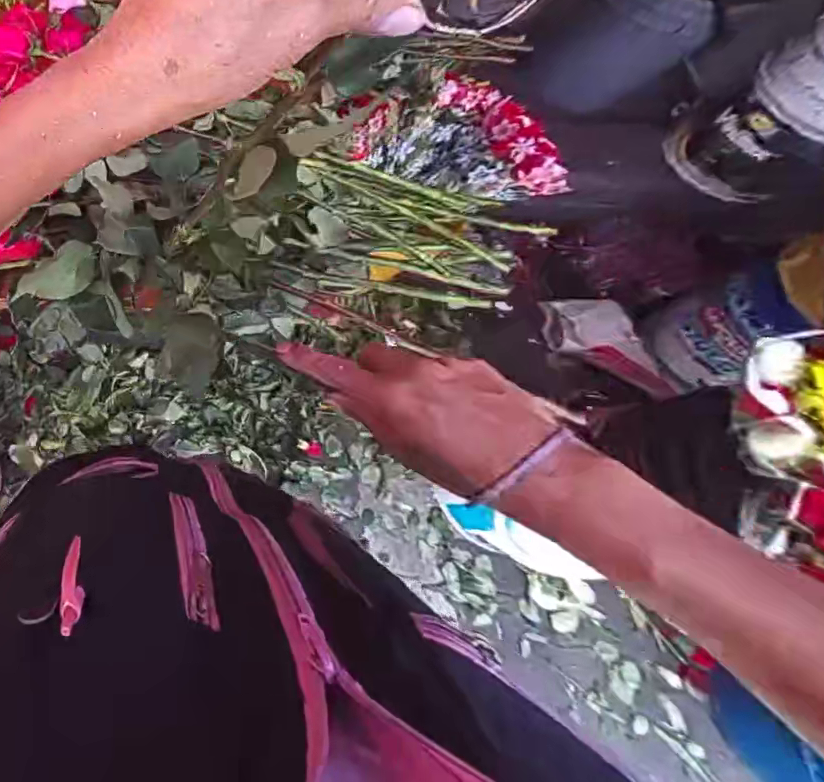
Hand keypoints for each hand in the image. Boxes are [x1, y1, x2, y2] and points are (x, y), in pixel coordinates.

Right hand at [278, 342, 575, 497]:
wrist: (538, 468)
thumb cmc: (467, 475)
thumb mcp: (411, 456)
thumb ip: (373, 421)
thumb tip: (341, 397)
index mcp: (395, 400)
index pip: (339, 373)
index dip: (309, 362)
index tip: (285, 349)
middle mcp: (415, 372)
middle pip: (371, 356)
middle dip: (367, 372)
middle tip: (377, 400)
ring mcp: (446, 362)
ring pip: (405, 359)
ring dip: (402, 377)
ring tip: (428, 410)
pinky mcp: (472, 361)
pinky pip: (438, 364)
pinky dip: (434, 380)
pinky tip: (458, 407)